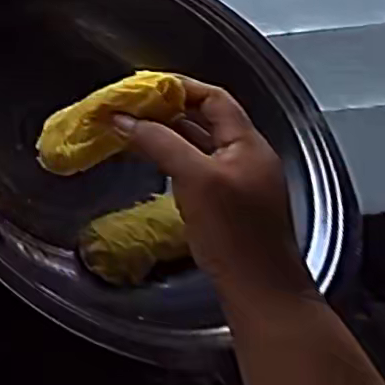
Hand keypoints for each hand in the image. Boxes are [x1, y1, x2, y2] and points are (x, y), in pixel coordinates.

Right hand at [113, 80, 311, 301]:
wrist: (262, 297)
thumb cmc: (235, 233)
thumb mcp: (195, 178)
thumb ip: (159, 142)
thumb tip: (122, 118)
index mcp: (247, 144)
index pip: (213, 98)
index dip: (179, 87)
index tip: (142, 88)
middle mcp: (244, 156)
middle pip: (202, 117)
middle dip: (164, 109)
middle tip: (128, 106)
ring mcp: (235, 180)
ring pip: (194, 141)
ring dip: (163, 132)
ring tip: (128, 127)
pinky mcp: (223, 203)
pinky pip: (191, 164)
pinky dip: (167, 154)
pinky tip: (144, 157)